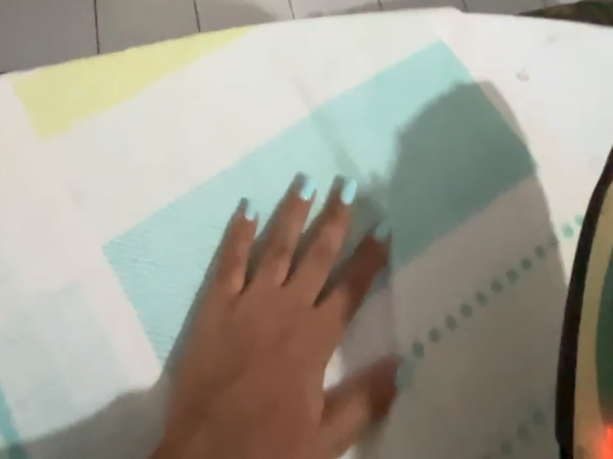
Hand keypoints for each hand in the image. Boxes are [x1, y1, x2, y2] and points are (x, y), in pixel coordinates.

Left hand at [152, 177, 398, 458]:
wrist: (207, 457)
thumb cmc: (270, 448)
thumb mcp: (327, 438)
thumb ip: (366, 400)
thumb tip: (405, 364)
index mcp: (316, 339)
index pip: (350, 289)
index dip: (369, 257)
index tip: (384, 224)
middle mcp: (286, 309)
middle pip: (316, 256)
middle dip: (334, 219)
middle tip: (347, 184)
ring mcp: (248, 302)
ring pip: (276, 248)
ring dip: (292, 213)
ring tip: (306, 180)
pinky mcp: (215, 305)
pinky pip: (229, 261)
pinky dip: (238, 233)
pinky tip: (247, 207)